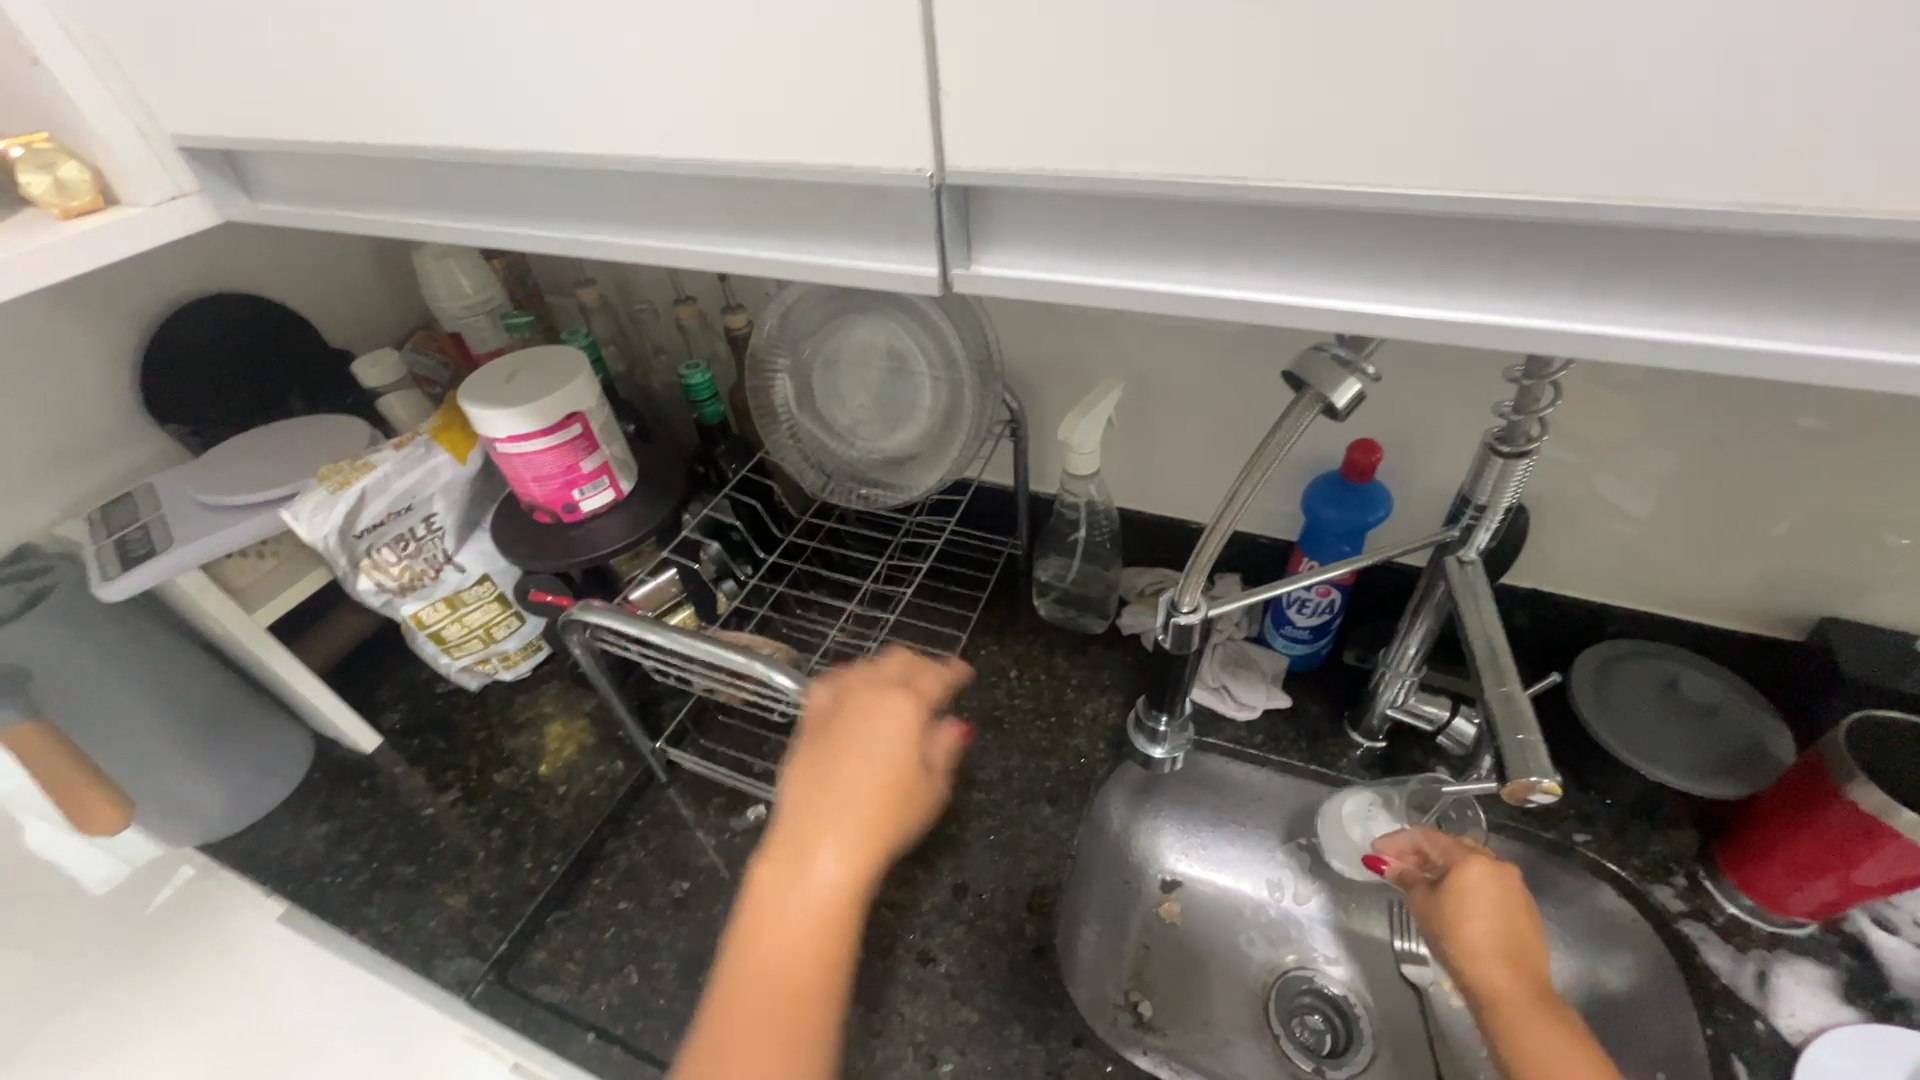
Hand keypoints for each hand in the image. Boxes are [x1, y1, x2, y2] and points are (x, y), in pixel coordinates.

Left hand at [762, 646, 974, 894]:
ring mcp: (836, 702)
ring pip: (865, 666)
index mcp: (907, 705)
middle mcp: (871, 692)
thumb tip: (954, 724)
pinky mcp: (809, 719)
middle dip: (921, 665)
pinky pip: (831, 682)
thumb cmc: (886, 821)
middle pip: (899, 661)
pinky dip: (849, 679)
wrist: (818, 843)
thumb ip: (945, 748)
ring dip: (886, 669)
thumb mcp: (932, 789)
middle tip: (934, 679)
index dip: (955, 671)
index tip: (964, 671)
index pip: (938, 676)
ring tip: (896, 684)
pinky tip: (852, 691)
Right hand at [1370, 827, 1554, 1005]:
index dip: (1396, 841)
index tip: (1375, 851)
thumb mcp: (1423, 906)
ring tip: (1421, 881)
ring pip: (1472, 864)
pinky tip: (1451, 899)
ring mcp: (1515, 886)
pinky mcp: (1524, 907)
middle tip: (1396, 864)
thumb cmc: (1459, 941)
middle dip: (1420, 853)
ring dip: (1443, 867)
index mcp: (1470, 859)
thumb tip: (1386, 864)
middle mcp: (1496, 864)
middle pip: (1451, 846)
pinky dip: (1465, 883)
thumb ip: (1406, 878)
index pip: (1426, 837)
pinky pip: (1487, 883)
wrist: (1511, 989)